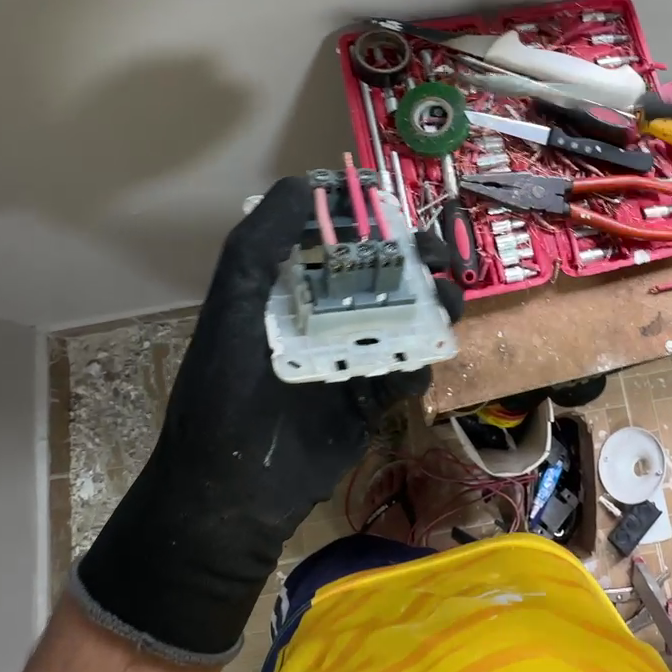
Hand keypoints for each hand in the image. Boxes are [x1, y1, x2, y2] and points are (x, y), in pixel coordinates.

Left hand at [72, 176, 463, 664]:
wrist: (228, 491)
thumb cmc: (225, 386)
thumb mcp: (234, 300)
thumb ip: (262, 239)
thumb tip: (310, 181)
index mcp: (289, 287)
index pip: (335, 236)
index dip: (368, 216)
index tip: (396, 204)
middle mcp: (323, 316)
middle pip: (382, 275)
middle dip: (416, 260)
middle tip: (442, 256)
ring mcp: (349, 358)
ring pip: (405, 320)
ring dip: (431, 306)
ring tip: (446, 302)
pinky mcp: (369, 400)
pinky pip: (406, 372)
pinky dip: (416, 364)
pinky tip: (410, 366)